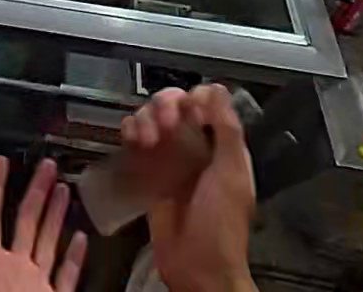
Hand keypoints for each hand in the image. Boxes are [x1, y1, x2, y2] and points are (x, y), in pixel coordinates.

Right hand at [0, 156, 86, 291]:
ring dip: (58, 214)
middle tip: (50, 164)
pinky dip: (75, 257)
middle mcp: (18, 267)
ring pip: (50, 241)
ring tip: (66, 189)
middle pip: (27, 221)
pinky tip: (82, 237)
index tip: (2, 160)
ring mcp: (40, 284)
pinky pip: (68, 277)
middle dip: (38, 190)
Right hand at [121, 86, 255, 291]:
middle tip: (167, 123)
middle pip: (175, 102)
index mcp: (220, 141)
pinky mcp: (148, 171)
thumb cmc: (222, 226)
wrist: (198, 271)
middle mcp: (194, 143)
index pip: (206, 100)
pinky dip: (130, 130)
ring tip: (148, 138)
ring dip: (146, 117)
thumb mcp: (232, 174)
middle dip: (167, 104)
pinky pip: (134, 138)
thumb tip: (217, 90)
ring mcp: (170, 156)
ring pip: (152, 115)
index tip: (193, 111)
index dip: (197, 98)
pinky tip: (133, 139)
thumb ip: (227, 130)